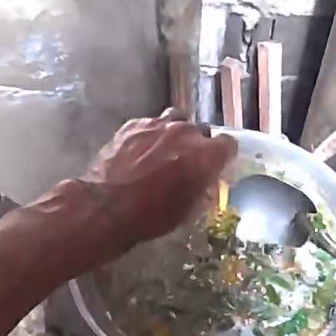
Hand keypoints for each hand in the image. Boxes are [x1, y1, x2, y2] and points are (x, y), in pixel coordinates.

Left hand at [82, 111, 235, 243]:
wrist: (107, 207)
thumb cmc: (152, 215)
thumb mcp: (189, 209)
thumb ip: (203, 187)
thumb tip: (207, 181)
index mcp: (206, 155)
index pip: (228, 144)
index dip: (223, 155)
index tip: (217, 164)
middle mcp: (186, 133)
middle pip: (201, 131)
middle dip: (198, 145)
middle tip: (187, 163)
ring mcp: (158, 124)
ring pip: (177, 120)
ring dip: (176, 133)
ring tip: (166, 150)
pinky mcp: (133, 125)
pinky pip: (151, 123)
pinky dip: (152, 134)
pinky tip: (142, 150)